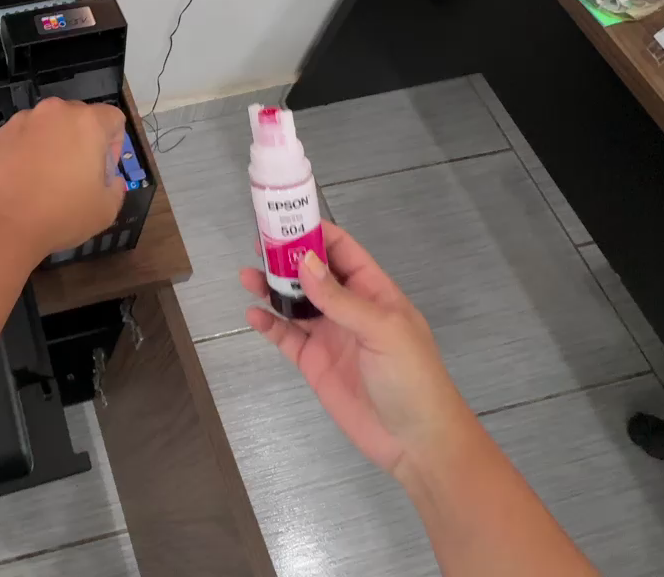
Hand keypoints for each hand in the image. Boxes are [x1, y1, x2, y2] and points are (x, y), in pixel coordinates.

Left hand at [0, 97, 126, 257]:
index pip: (113, 118)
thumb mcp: (106, 209)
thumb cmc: (61, 214)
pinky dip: (28, 150)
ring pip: (50, 125)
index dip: (114, 144)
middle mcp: (56, 111)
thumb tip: (111, 180)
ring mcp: (24, 120)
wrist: (2, 223)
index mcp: (88, 122)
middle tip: (76, 175)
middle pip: (80, 118)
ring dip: (54, 143)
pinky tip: (24, 178)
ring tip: (46, 177)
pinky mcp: (0, 134)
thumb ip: (117, 187)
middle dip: (83, 141)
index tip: (103, 170)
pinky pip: (24, 135)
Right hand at [241, 222, 476, 478]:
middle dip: (285, 257)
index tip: (283, 220)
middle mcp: (347, 306)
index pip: (340, 249)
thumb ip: (340, 297)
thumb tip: (302, 260)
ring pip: (293, 301)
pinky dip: (267, 323)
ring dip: (270, 287)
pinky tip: (252, 315)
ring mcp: (329, 333)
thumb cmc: (412, 377)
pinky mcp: (313, 361)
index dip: (313, 232)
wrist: (416, 443)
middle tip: (257, 246)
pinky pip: (285, 335)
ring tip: (247, 277)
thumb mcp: (381, 330)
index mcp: (372, 290)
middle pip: (311, 272)